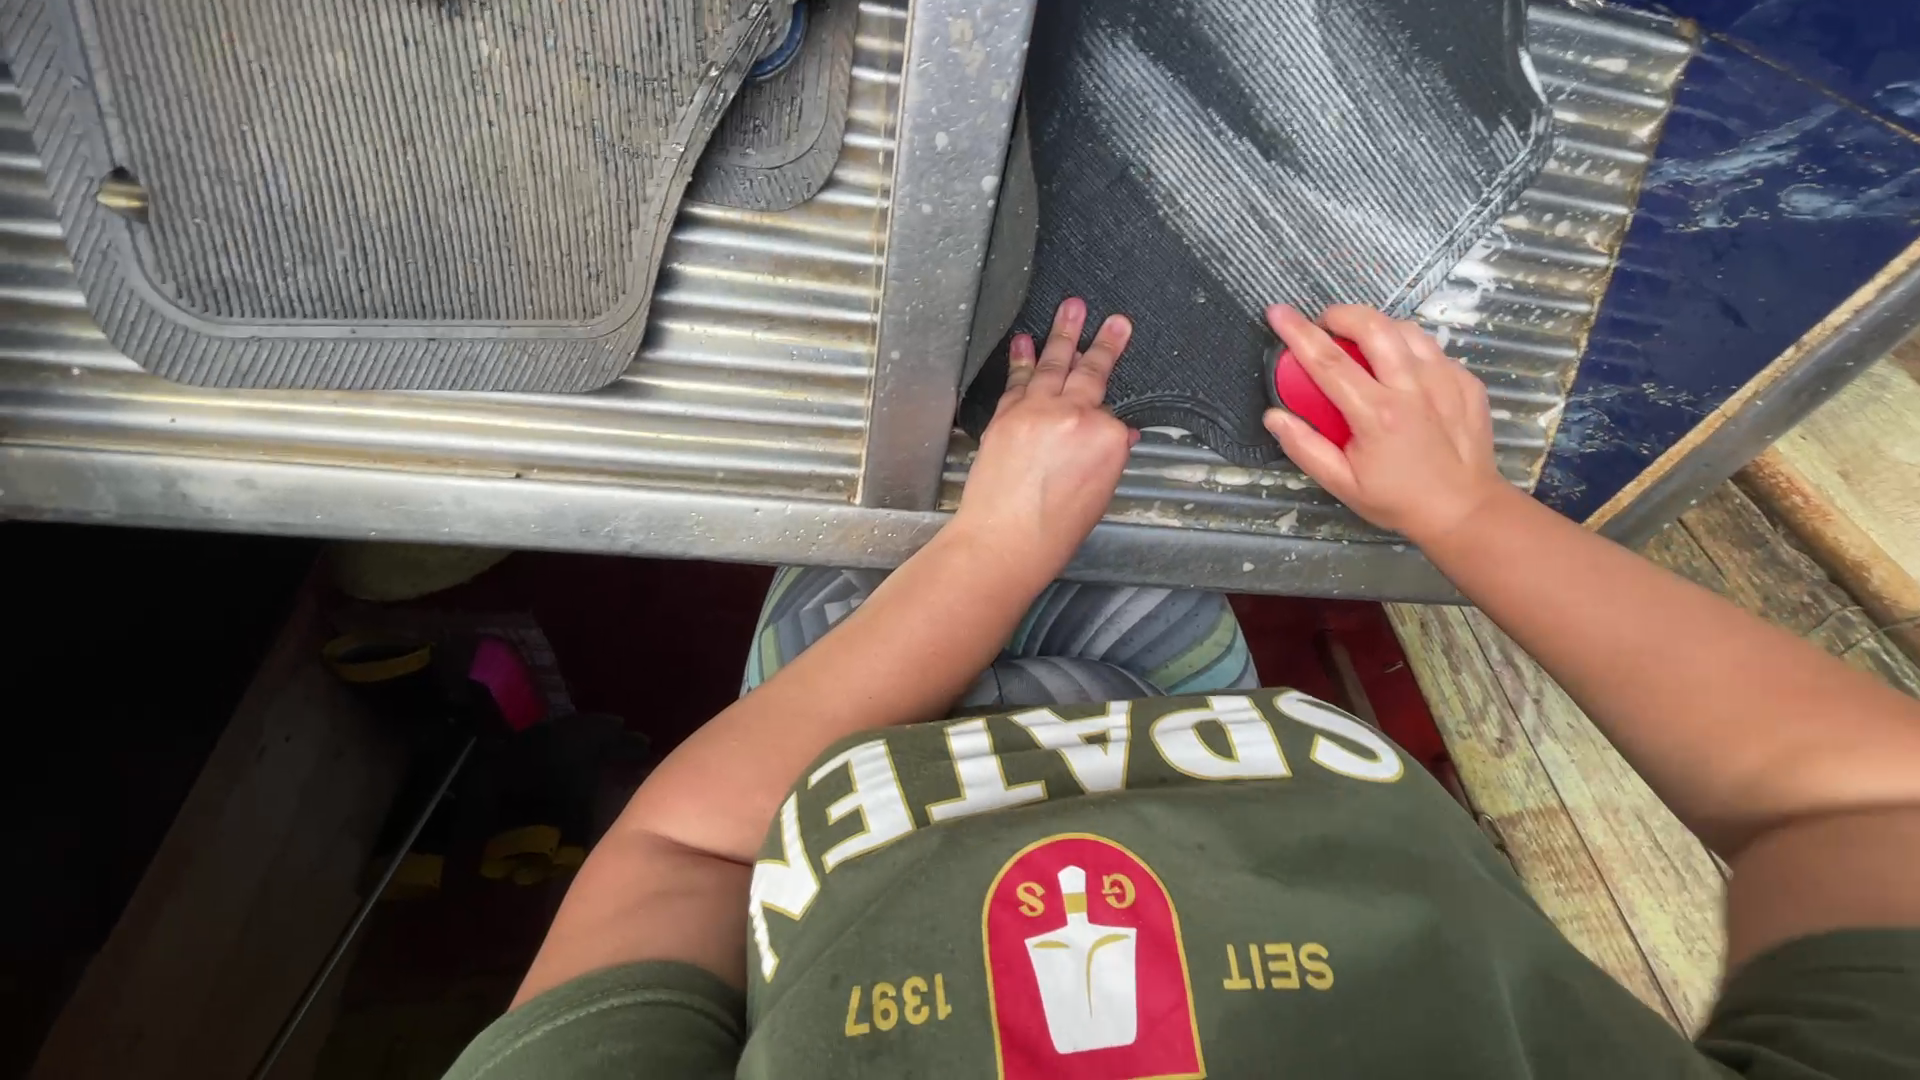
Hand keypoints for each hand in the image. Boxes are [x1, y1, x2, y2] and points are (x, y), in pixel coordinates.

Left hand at [953, 297, 1138, 584]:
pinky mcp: (1007, 416)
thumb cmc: (1050, 532)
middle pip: (1092, 374)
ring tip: (1073, 308)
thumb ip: (1105, 458)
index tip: (1109, 426)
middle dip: (1104, 344)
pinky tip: (1024, 342)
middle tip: (1115, 322)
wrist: (1003, 542)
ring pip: (1054, 364)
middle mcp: (1075, 417)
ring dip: (1063, 333)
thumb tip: (1113, 437)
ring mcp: (1038, 412)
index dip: (1109, 428)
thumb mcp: (1097, 496)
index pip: (1114, 419)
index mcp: (1107, 439)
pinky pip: (1017, 380)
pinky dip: (1020, 359)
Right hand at [1262, 303, 1509, 544]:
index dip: (1298, 332)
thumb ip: (1304, 447)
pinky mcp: (1465, 381)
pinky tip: (1396, 369)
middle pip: (1374, 326)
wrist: (1464, 509)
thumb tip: (1274, 416)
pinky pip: (1430, 349)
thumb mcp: (1340, 483)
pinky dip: (1405, 348)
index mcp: (1377, 414)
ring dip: (1375, 326)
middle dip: (1341, 314)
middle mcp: (1413, 388)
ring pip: (1405, 329)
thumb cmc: (1396, 499)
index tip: (1278, 312)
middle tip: (1323, 324)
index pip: (1328, 361)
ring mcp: (1445, 380)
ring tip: (1358, 342)